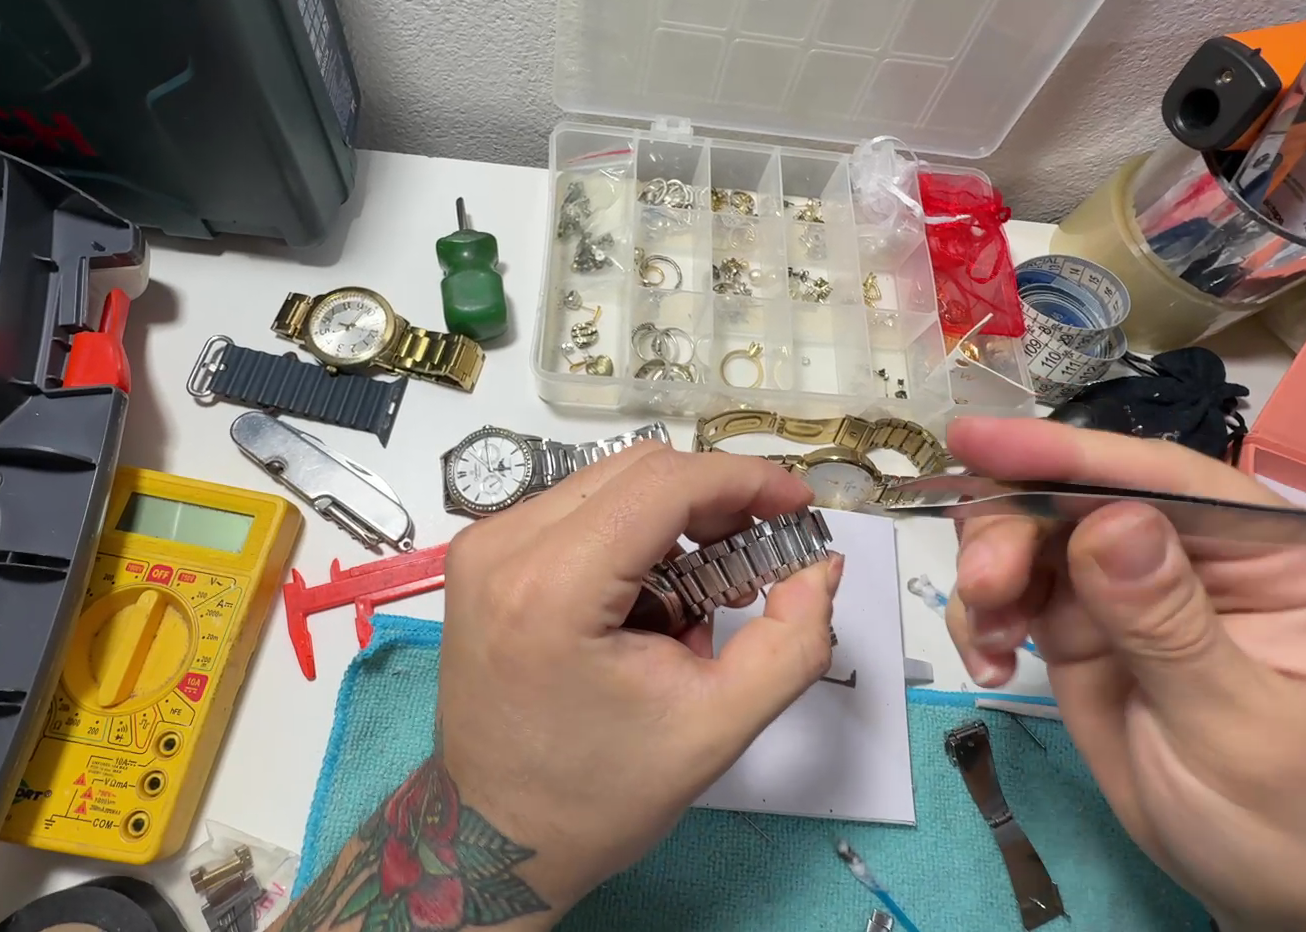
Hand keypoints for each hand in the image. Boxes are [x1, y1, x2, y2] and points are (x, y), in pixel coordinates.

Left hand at [439, 444, 839, 915]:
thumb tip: (821, 566)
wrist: (492, 834)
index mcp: (551, 587)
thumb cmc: (598, 794)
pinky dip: (633, 533)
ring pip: (609, 482)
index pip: (663, 485)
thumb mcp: (716, 726)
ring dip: (675, 518)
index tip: (796, 505)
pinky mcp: (484, 553)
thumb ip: (792, 642)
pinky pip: (579, 508)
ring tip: (706, 588)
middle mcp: (504, 545)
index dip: (743, 481)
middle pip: (638, 471)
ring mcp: (486, 544)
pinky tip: (653, 594)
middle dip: (714, 499)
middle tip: (759, 551)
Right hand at [942, 417, 1305, 931]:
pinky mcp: (1077, 622)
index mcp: (1275, 554)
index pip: (1165, 478)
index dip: (1068, 452)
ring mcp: (1126, 586)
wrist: (1277, 903)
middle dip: (1011, 533)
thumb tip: (1108, 522)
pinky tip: (988, 662)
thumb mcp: (1246, 730)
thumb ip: (1172, 626)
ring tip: (987, 642)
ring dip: (988, 580)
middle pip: (1074, 500)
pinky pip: (1007, 593)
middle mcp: (1193, 552)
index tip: (979, 440)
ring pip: (1027, 539)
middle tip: (982, 589)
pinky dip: (982, 620)